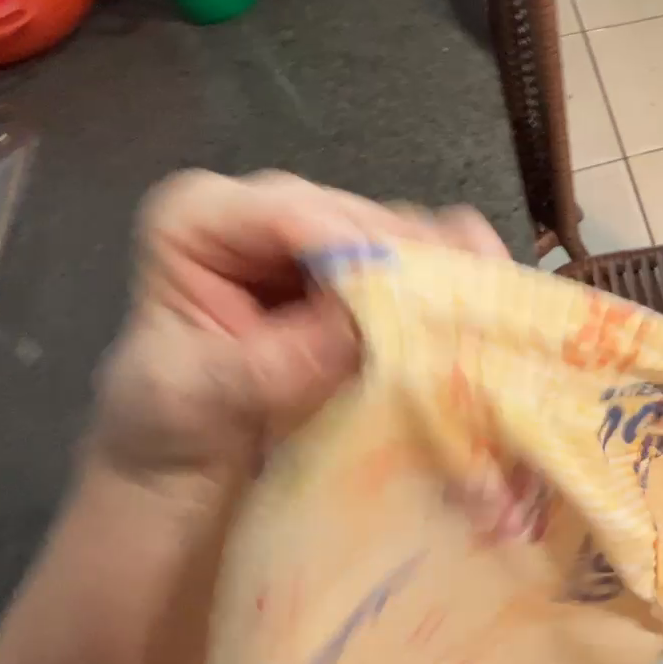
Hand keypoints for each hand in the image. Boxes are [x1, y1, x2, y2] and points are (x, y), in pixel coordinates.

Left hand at [87, 170, 510, 505]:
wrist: (198, 458)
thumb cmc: (173, 424)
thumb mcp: (198, 396)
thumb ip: (274, 360)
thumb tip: (362, 325)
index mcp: (202, 216)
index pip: (289, 213)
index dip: (348, 250)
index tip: (397, 299)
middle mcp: (279, 205)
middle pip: (363, 217)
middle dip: (405, 265)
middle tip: (450, 314)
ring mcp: (338, 229)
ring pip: (410, 229)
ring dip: (447, 270)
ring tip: (479, 312)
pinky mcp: (382, 257)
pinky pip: (439, 245)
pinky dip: (467, 271)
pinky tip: (489, 297)